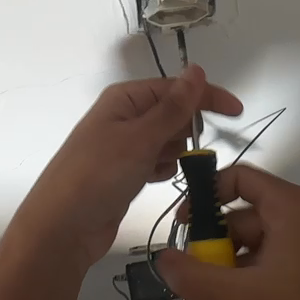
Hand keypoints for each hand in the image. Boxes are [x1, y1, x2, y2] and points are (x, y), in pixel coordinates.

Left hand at [11, 65, 242, 267]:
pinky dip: (164, 167)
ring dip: (176, 150)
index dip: (206, 96)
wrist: (61, 229)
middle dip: (187, 128)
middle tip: (192, 152)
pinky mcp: (123, 173)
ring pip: (165, 138)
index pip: (174, 88)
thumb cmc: (99, 175)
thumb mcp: (141, 138)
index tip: (237, 111)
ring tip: (171, 167)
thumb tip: (196, 70)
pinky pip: (155, 160)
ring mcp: (122, 145)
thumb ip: (173, 108)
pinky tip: (162, 178)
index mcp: (125, 99)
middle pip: (170, 112)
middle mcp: (123, 116)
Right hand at [155, 165, 299, 299]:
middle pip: (241, 221)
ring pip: (252, 253)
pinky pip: (268, 272)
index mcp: (291, 206)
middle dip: (213, 254)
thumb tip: (162, 259)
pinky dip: (246, 292)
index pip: (239, 178)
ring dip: (225, 280)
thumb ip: (196, 278)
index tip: (184, 226)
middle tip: (192, 282)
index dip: (207, 196)